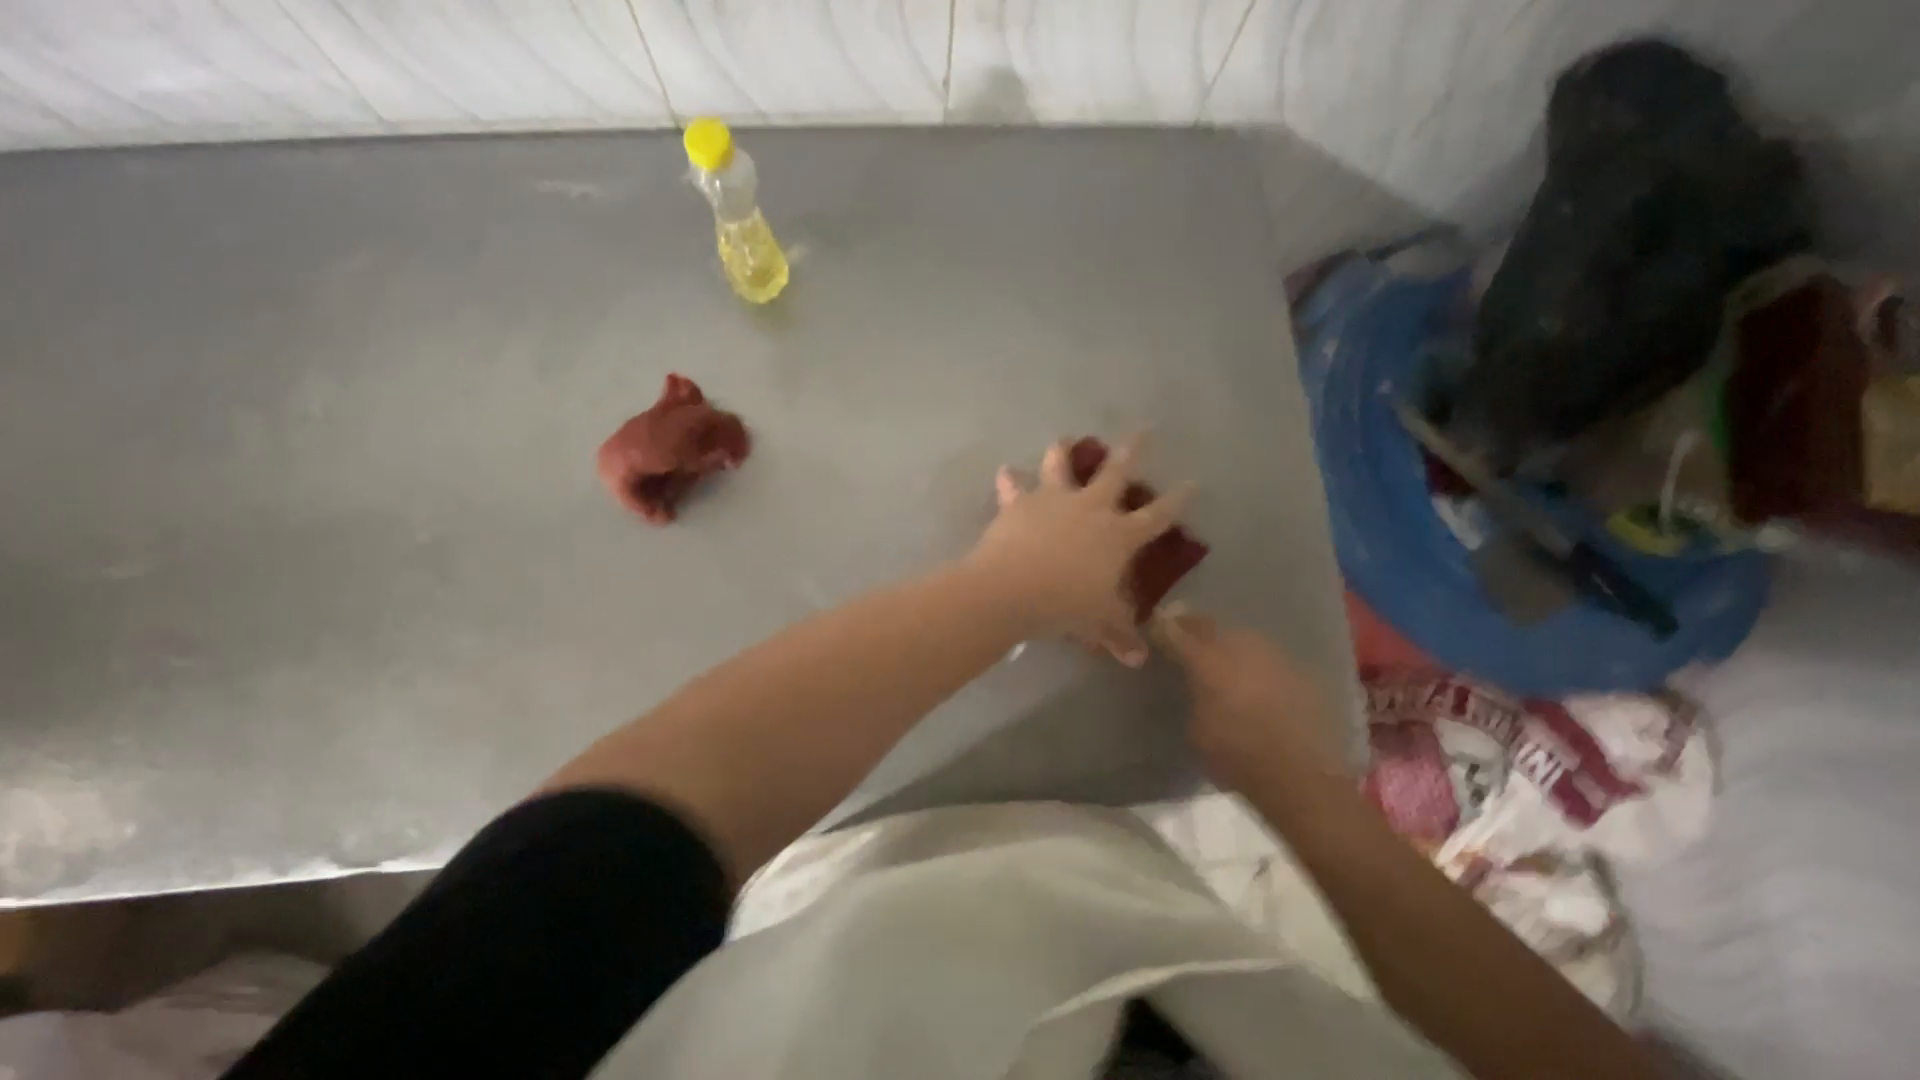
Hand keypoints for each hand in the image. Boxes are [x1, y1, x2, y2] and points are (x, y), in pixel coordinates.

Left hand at [968, 436, 1190, 665]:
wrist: (1014, 589)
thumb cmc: (1066, 605)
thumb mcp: (1099, 622)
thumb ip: (1119, 635)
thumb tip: (1138, 658)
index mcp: (1119, 535)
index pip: (1158, 515)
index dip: (1178, 500)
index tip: (1193, 483)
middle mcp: (1091, 507)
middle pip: (1117, 471)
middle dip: (1133, 449)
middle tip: (1144, 429)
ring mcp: (1054, 500)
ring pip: (1062, 465)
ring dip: (1064, 451)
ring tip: (1065, 440)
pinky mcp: (1019, 502)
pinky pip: (1013, 486)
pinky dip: (1009, 480)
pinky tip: (1005, 472)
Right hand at [1152, 609, 1342, 789]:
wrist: (1302, 776)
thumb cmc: (1237, 758)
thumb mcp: (1197, 730)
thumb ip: (1193, 696)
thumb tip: (1193, 683)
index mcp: (1208, 661)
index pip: (1175, 632)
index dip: (1161, 629)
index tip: (1153, 631)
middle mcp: (1241, 647)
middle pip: (1209, 626)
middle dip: (1193, 629)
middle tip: (1182, 639)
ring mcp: (1274, 656)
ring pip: (1241, 638)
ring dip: (1226, 644)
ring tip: (1219, 659)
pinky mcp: (1300, 670)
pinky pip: (1267, 658)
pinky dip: (1255, 664)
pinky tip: (1253, 681)